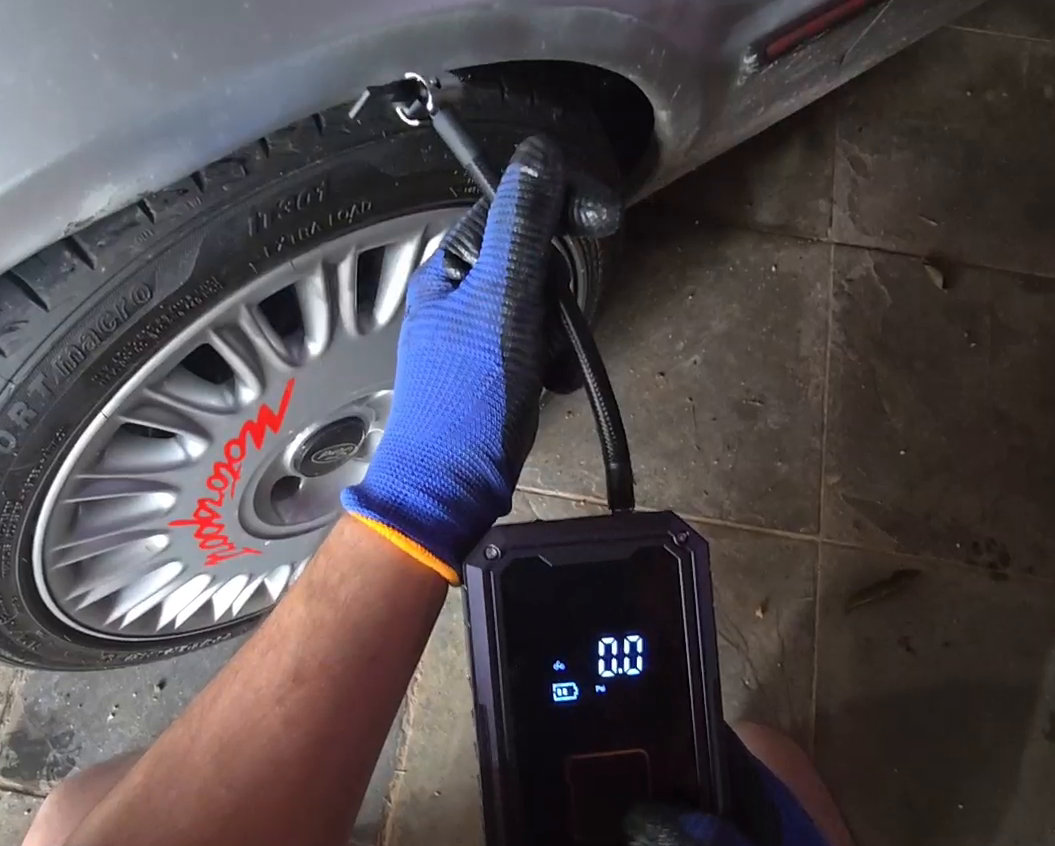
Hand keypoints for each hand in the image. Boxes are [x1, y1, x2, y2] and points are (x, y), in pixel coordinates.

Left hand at [340, 136, 567, 582]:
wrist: (453, 483)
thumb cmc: (471, 394)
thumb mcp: (502, 300)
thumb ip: (520, 227)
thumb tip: (537, 153)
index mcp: (451, 268)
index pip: (512, 208)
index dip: (559, 207)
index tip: (604, 220)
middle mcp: (461, 295)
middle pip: (534, 260)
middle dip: (557, 293)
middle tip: (552, 325)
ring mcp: (479, 336)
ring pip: (543, 307)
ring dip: (559, 335)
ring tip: (549, 369)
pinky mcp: (496, 372)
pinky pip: (538, 346)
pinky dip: (553, 364)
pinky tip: (551, 386)